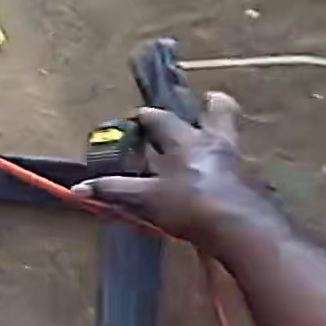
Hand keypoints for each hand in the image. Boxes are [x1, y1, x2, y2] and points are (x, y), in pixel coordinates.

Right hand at [72, 92, 280, 246]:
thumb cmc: (189, 204)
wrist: (241, 227)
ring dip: (220, 130)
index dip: (146, 116)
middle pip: (218, 112)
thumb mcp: (144, 198)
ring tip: (211, 134)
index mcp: (185, 141)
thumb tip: (79, 188)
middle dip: (210, 105)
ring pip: (230, 134)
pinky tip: (216, 172)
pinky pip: (234, 161)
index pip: (162, 119)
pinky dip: (224, 160)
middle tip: (208, 98)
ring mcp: (233, 161)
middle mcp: (212, 143)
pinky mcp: (246, 181)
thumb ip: (113, 190)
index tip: (135, 117)